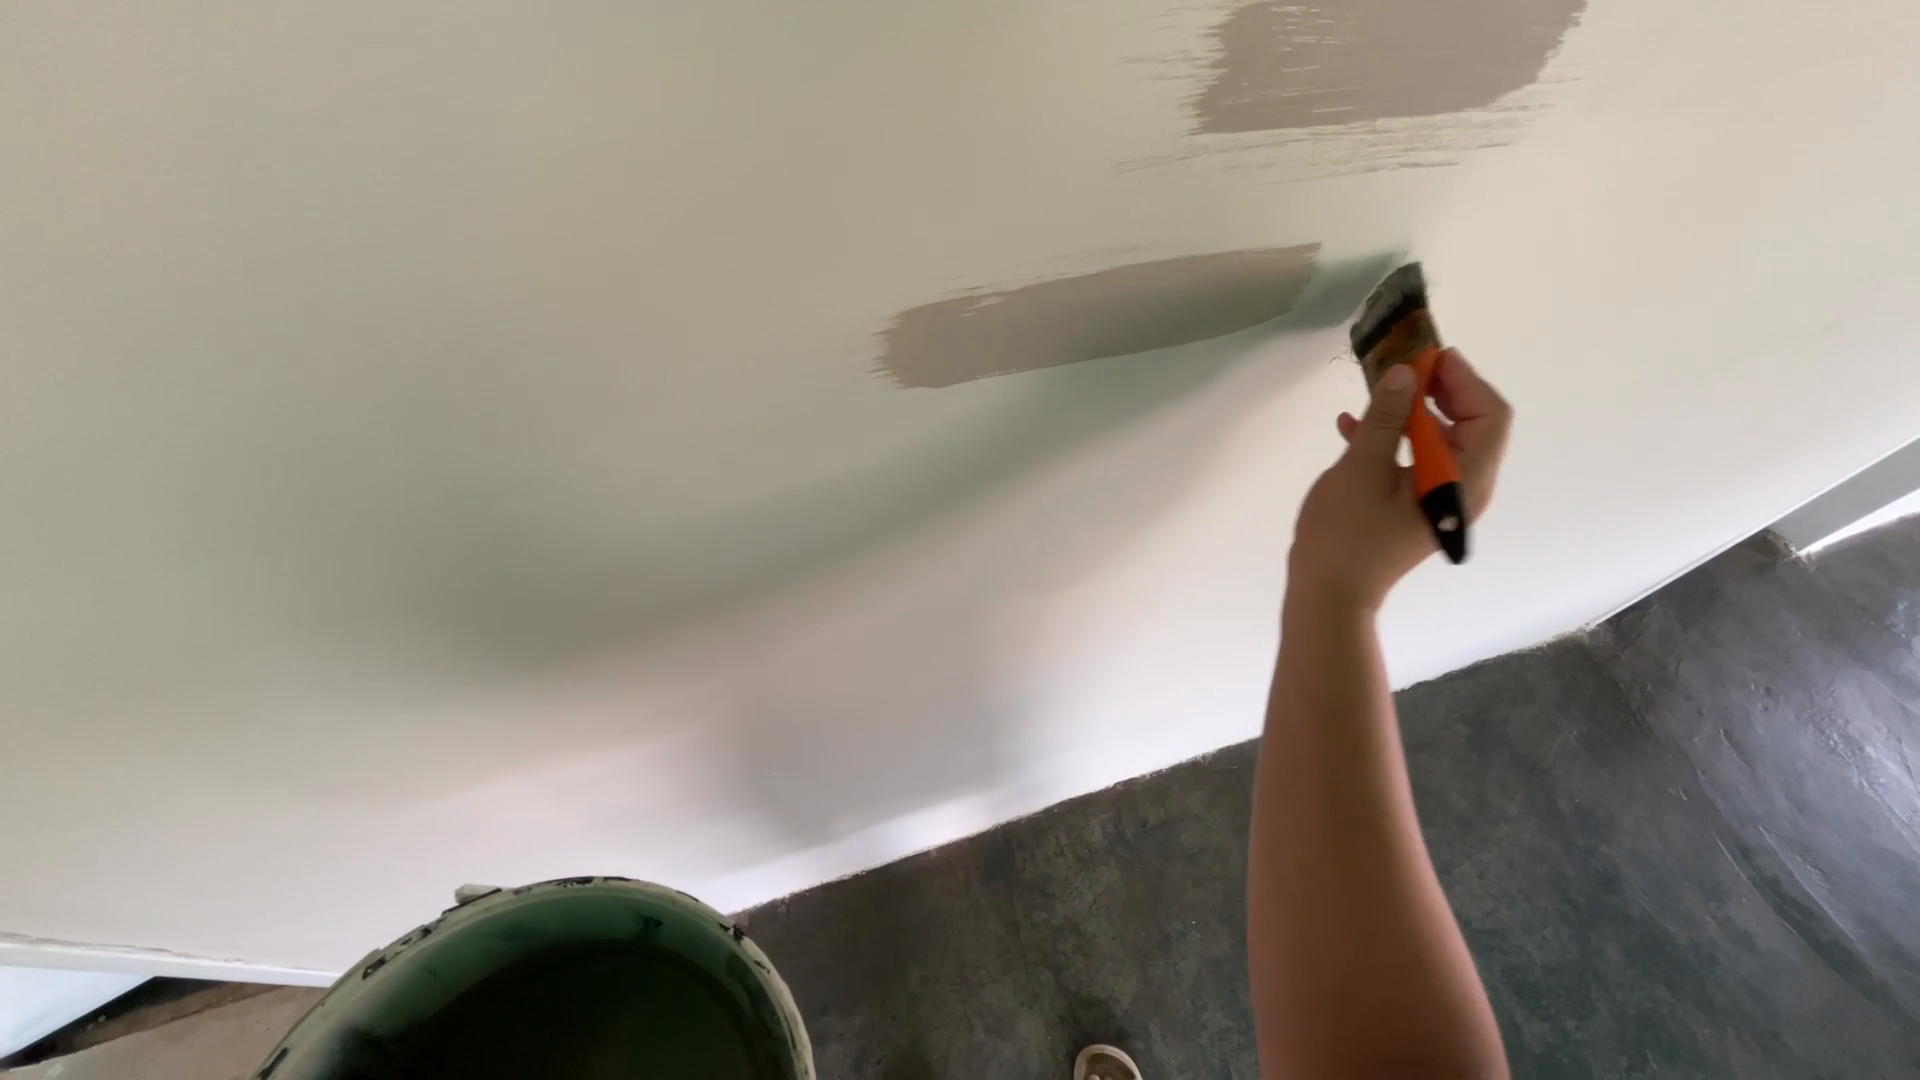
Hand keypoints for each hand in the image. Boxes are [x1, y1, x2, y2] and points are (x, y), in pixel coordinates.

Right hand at [1289, 348, 1512, 611]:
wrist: (1327, 594)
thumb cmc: (1345, 535)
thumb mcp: (1361, 470)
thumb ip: (1387, 419)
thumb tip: (1406, 373)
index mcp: (1463, 482)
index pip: (1489, 417)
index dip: (1464, 380)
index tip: (1428, 356)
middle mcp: (1464, 490)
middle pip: (1470, 427)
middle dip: (1440, 391)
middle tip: (1405, 366)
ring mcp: (1438, 500)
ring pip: (1441, 442)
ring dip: (1413, 412)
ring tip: (1379, 389)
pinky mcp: (1413, 508)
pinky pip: (1415, 462)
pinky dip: (1394, 440)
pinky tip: (1353, 426)